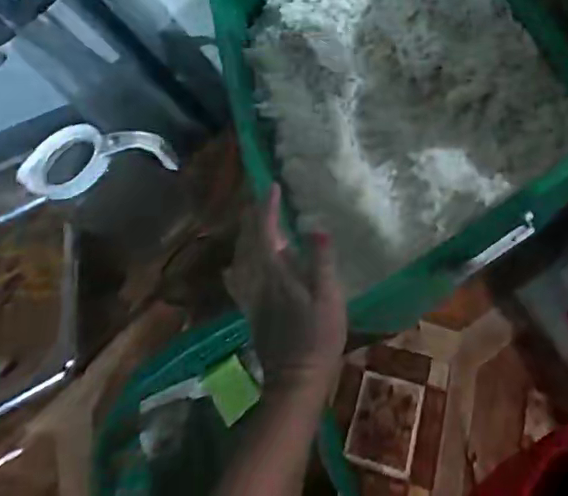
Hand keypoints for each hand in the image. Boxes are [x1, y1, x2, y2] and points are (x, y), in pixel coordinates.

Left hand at [227, 184, 344, 395]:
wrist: (295, 382)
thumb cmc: (318, 338)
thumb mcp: (329, 298)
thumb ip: (321, 262)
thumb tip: (316, 227)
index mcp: (276, 273)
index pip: (267, 232)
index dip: (269, 208)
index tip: (273, 186)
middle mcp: (257, 281)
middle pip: (248, 242)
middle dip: (253, 216)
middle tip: (261, 196)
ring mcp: (251, 298)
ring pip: (241, 257)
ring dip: (246, 234)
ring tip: (253, 220)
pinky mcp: (251, 311)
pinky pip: (239, 276)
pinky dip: (239, 260)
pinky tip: (238, 263)